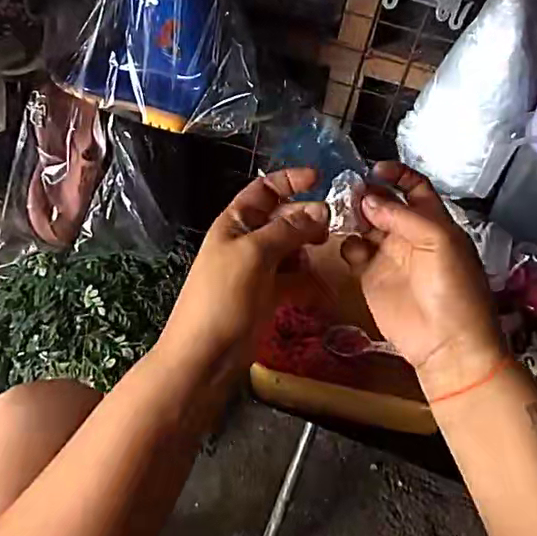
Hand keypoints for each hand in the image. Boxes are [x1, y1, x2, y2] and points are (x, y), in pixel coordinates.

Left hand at [165, 168, 327, 368]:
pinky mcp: (269, 295)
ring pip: (293, 249)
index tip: (319, 178)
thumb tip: (322, 210)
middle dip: (307, 219)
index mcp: (236, 223)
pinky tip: (323, 289)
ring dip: (310, 251)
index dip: (289, 180)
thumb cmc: (222, 297)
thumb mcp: (255, 254)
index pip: (264, 190)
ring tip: (327, 256)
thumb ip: (289, 229)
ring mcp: (259, 269)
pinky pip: (295, 279)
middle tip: (332, 226)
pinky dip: (309, 281)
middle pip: (284, 218)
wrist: (204, 356)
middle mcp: (248, 241)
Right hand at [341, 163, 503, 395]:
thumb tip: (369, 198)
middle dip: (368, 194)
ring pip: (365, 224)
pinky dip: (348, 244)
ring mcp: (389, 255)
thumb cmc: (455, 289)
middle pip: (384, 203)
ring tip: (345, 216)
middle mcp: (410, 234)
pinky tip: (351, 248)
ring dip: (354, 216)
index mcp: (434, 221)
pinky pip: (354, 251)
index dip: (397, 174)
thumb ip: (404, 217)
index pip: (414, 187)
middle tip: (351, 192)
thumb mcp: (440, 242)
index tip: (375, 169)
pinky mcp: (370, 277)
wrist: (447, 343)